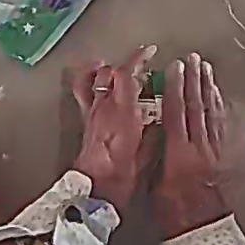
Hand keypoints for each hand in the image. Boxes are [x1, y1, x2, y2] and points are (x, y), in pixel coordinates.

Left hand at [70, 46, 154, 206]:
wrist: (94, 192)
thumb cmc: (121, 177)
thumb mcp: (147, 155)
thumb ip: (155, 132)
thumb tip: (162, 119)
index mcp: (123, 114)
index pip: (126, 74)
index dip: (139, 59)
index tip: (152, 52)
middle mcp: (105, 108)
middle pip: (112, 72)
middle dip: (131, 64)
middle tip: (146, 67)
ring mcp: (93, 111)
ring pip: (98, 77)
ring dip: (111, 69)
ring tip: (123, 69)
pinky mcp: (86, 118)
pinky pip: (82, 90)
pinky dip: (88, 76)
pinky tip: (96, 72)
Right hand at [155, 52, 229, 239]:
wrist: (203, 232)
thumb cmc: (174, 214)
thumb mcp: (156, 186)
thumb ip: (156, 157)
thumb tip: (154, 133)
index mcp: (179, 154)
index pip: (177, 113)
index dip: (176, 88)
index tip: (175, 67)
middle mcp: (199, 147)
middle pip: (196, 107)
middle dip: (194, 80)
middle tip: (193, 58)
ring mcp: (213, 150)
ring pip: (210, 112)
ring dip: (207, 88)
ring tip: (206, 68)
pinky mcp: (220, 155)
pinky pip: (220, 124)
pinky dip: (218, 106)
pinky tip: (216, 95)